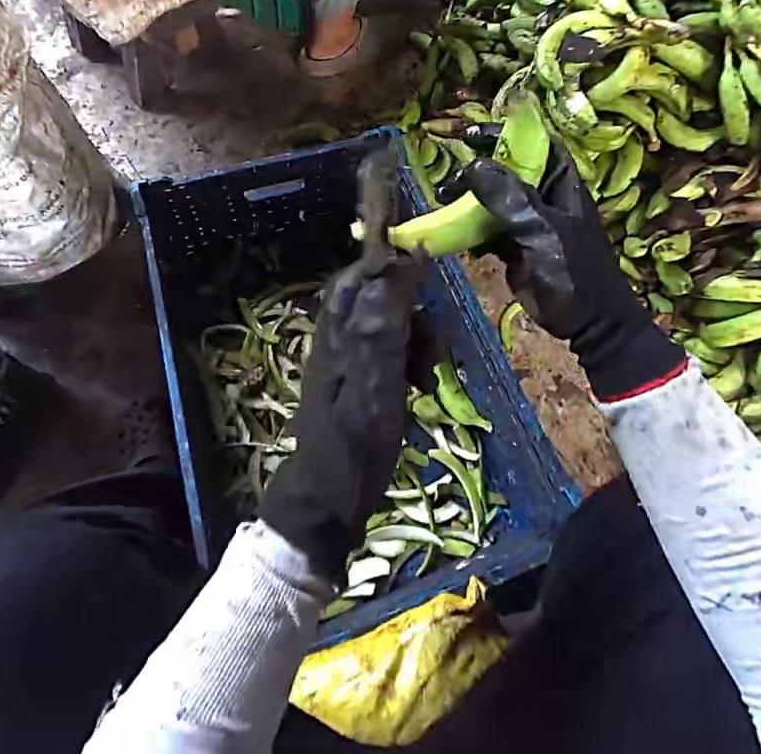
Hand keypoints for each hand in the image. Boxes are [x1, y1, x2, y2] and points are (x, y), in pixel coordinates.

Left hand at [258, 252, 418, 580]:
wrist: (329, 497)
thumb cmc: (356, 440)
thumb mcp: (377, 378)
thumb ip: (385, 319)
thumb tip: (402, 263)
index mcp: (337, 328)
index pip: (365, 272)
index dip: (397, 266)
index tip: (431, 271)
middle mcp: (337, 334)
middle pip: (381, 296)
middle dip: (413, 311)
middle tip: (431, 342)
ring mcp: (345, 356)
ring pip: (389, 323)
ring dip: (416, 340)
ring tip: (428, 373)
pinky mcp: (356, 378)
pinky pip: (389, 351)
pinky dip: (409, 361)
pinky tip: (421, 386)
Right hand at [461, 148, 685, 400]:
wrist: (588, 323)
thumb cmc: (574, 272)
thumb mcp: (543, 231)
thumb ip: (510, 198)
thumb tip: (474, 165)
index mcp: (561, 183)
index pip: (533, 143)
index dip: (505, 133)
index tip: (471, 134)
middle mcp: (544, 196)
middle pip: (506, 170)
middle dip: (477, 171)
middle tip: (449, 181)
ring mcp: (528, 222)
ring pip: (493, 200)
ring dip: (468, 202)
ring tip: (443, 205)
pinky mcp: (516, 246)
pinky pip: (489, 229)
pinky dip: (472, 231)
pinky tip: (458, 239)